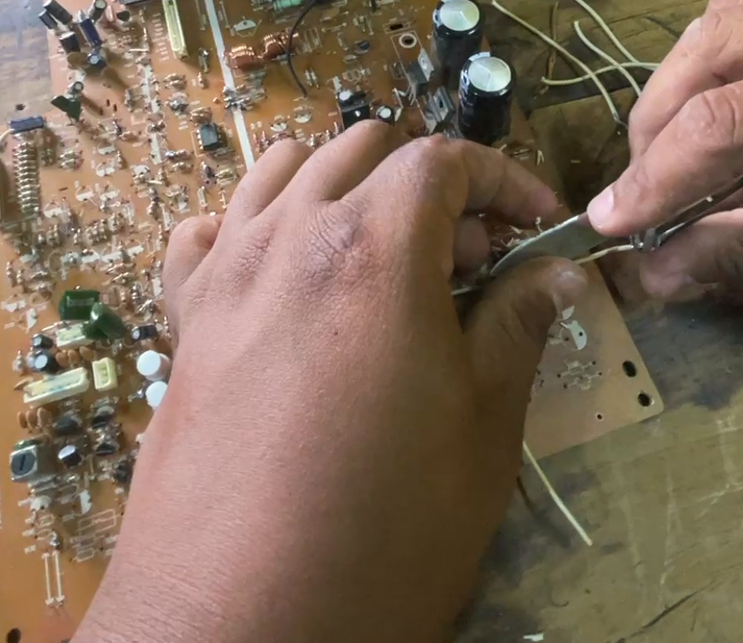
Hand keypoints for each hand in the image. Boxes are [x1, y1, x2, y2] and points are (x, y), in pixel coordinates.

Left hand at [76, 125, 586, 642]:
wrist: (237, 625)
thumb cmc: (384, 525)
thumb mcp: (482, 425)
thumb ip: (519, 321)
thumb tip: (559, 271)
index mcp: (371, 245)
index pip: (443, 159)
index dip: (504, 177)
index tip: (536, 223)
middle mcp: (289, 233)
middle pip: (365, 148)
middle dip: (430, 182)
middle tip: (464, 256)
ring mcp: (225, 268)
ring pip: (284, 167)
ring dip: (344, 186)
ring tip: (379, 253)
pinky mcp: (184, 315)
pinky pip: (207, 230)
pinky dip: (252, 224)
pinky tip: (282, 274)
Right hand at [588, 0, 742, 385]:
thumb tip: (647, 270)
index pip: (729, 119)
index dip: (654, 176)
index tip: (610, 225)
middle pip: (717, 44)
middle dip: (660, 120)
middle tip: (648, 190)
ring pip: (737, 6)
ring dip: (689, 76)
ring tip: (688, 147)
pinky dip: (732, 51)